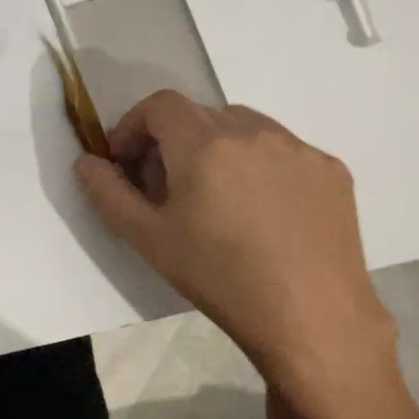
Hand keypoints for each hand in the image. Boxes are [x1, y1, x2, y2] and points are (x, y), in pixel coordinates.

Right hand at [72, 91, 394, 384]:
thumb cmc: (216, 274)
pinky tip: (257, 211)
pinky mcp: (331, 171)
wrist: (310, 313)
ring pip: (243, 127)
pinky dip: (257, 165)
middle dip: (171, 140)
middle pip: (200, 114)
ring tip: (213, 197)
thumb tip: (87, 161)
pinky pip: (282, 150)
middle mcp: (255, 133)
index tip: (126, 163)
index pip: (160, 105)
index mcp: (204, 145)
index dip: (133, 126)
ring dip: (215, 148)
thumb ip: (107, 192)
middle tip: (164, 187)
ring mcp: (299, 149)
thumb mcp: (145, 237)